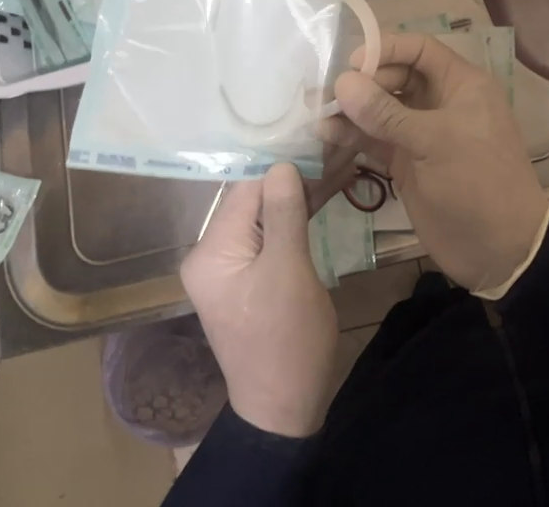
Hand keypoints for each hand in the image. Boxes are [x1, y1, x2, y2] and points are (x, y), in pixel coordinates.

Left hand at [179, 163, 337, 437]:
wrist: (284, 408)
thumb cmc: (286, 340)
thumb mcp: (289, 272)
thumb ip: (284, 214)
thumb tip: (281, 164)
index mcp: (212, 250)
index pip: (246, 189)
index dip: (282, 166)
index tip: (318, 140)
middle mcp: (212, 252)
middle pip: (255, 199)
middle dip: (294, 176)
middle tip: (335, 148)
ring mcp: (232, 265)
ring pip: (267, 215)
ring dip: (300, 194)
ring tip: (337, 163)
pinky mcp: (251, 275)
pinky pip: (272, 235)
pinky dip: (297, 218)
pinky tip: (325, 193)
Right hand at [325, 35, 548, 291]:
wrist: (500, 252)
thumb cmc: (478, 184)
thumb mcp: (434, 142)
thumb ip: (386, 113)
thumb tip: (342, 82)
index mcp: (460, 85)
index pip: (419, 50)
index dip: (385, 50)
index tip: (350, 63)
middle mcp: (440, 103)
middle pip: (394, 79)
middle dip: (361, 83)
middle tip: (326, 94)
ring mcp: (421, 134)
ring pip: (380, 111)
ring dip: (350, 111)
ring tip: (315, 114)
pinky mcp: (407, 163)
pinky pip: (375, 140)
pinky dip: (352, 137)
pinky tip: (326, 136)